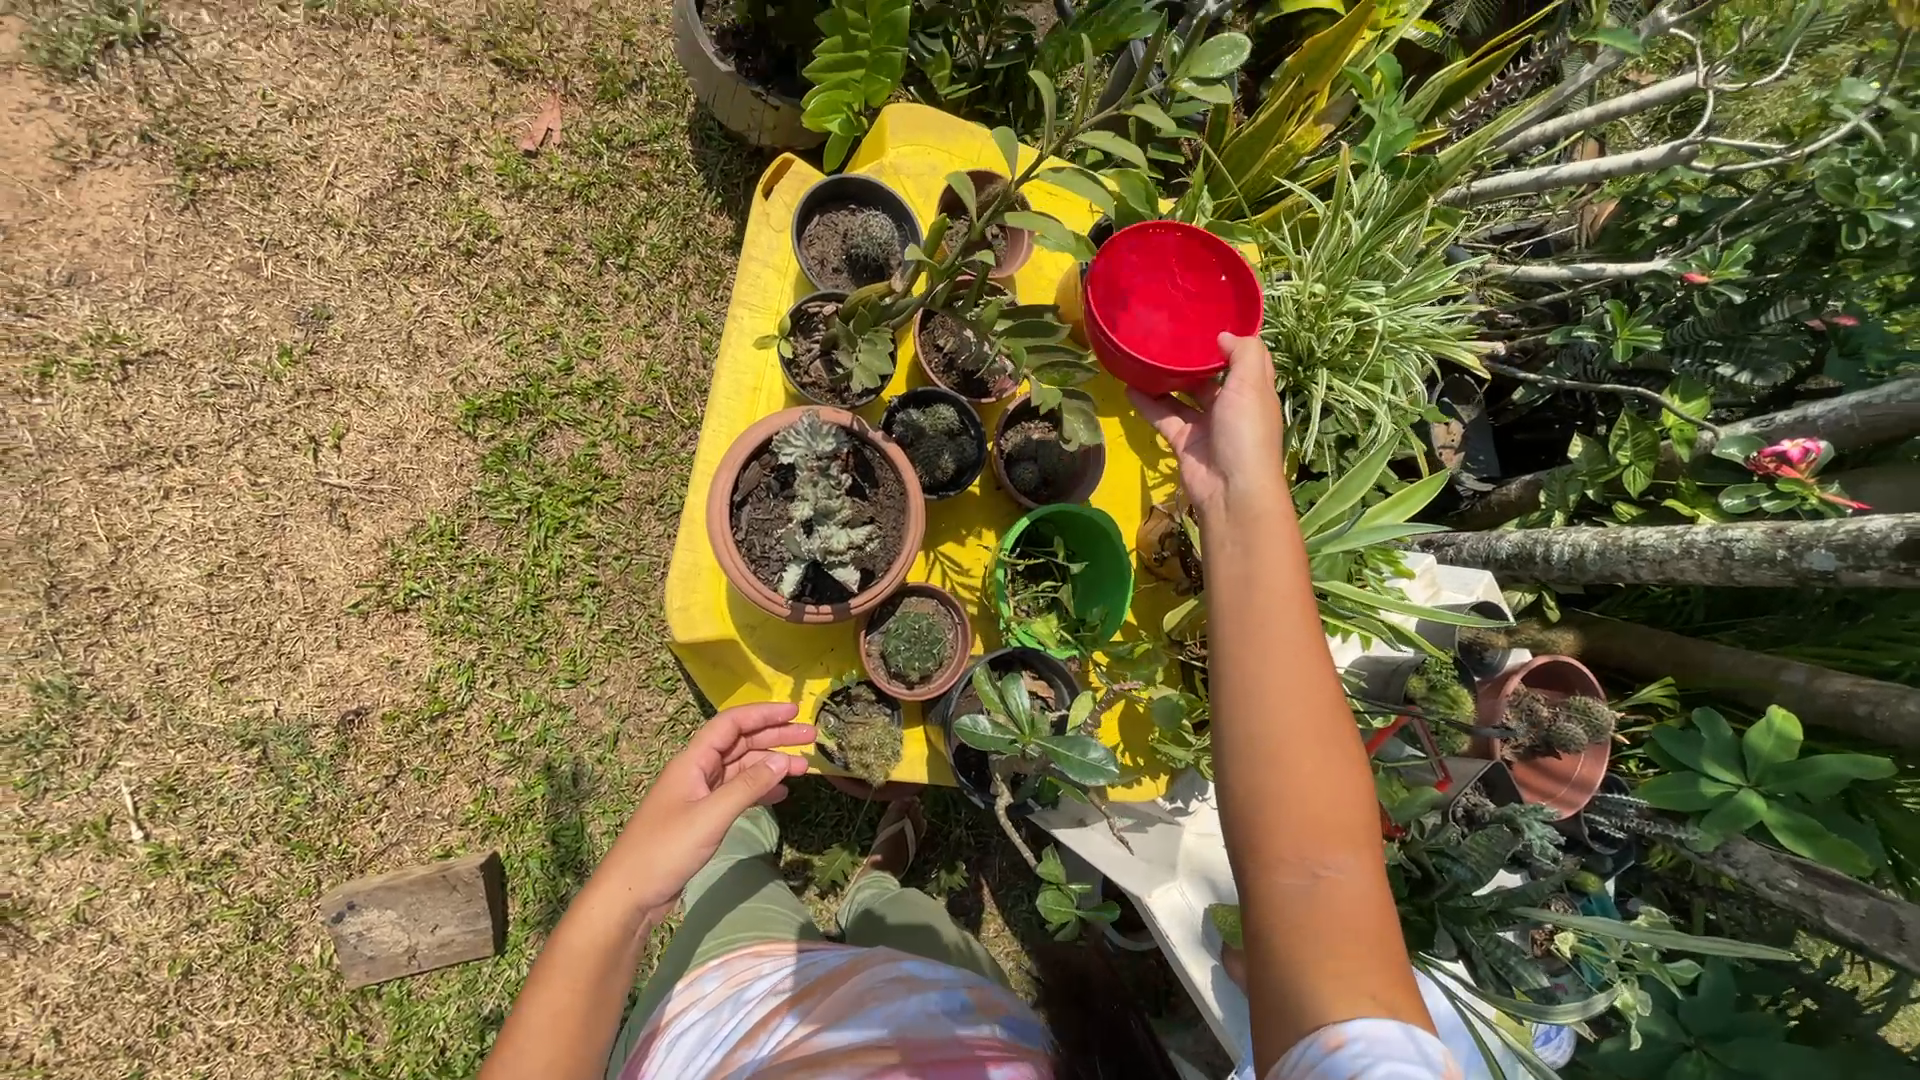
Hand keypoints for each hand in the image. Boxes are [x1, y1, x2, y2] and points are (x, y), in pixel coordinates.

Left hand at [603, 703, 813, 922]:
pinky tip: (781, 793)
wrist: (629, 895)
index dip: (763, 714)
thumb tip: (784, 760)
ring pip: (742, 768)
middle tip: (811, 737)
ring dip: (772, 764)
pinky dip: (761, 789)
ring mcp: (700, 794)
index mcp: (693, 761)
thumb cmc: (665, 849)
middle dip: (775, 736)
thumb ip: (748, 786)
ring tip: (804, 768)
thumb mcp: (711, 815)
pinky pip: (738, 792)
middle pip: (741, 743)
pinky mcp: (703, 816)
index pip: (731, 724)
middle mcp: (698, 770)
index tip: (795, 712)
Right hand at [1127, 333, 1285, 522]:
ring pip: (1184, 396)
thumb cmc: (1246, 431)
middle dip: (1194, 359)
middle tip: (1170, 336)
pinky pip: (1164, 417)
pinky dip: (1148, 404)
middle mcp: (1231, 406)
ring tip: (1145, 359)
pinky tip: (1130, 387)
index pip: (1247, 359)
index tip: (1210, 320)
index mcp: (1254, 391)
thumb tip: (1223, 335)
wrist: (1230, 488)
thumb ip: (1243, 354)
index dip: (1234, 340)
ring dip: (1166, 380)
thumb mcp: (1251, 384)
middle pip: (1212, 377)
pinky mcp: (1184, 441)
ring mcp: (1206, 425)